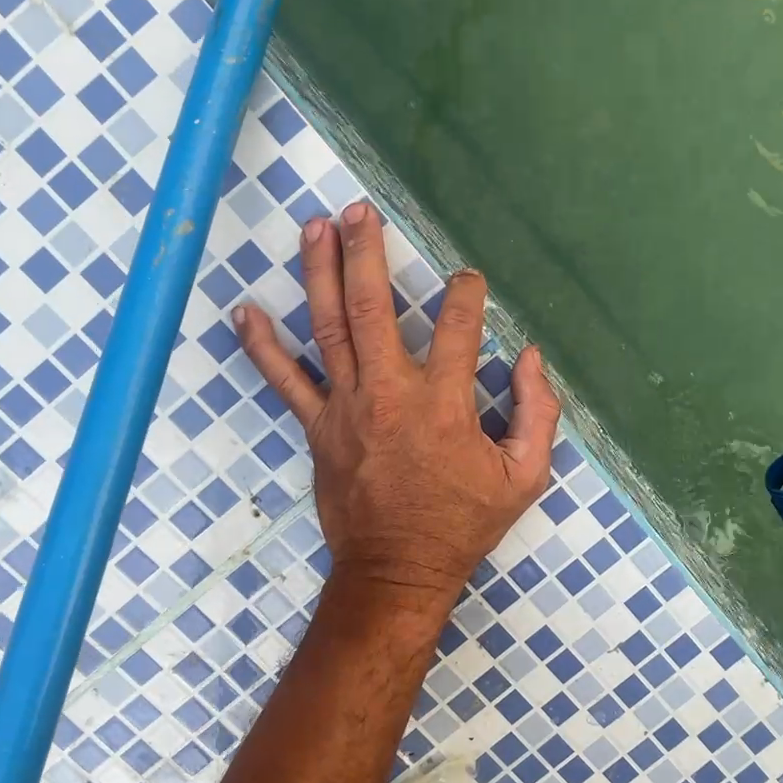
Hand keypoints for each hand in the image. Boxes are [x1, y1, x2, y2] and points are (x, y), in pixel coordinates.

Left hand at [232, 202, 560, 612]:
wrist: (398, 570)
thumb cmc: (464, 523)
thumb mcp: (524, 477)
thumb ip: (537, 414)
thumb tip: (530, 358)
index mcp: (445, 405)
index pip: (458, 329)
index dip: (466, 295)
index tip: (468, 278)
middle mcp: (391, 395)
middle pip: (375, 310)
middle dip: (368, 255)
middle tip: (361, 212)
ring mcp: (347, 410)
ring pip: (329, 329)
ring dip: (321, 274)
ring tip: (315, 227)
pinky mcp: (318, 430)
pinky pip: (286, 382)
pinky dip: (263, 347)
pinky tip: (246, 311)